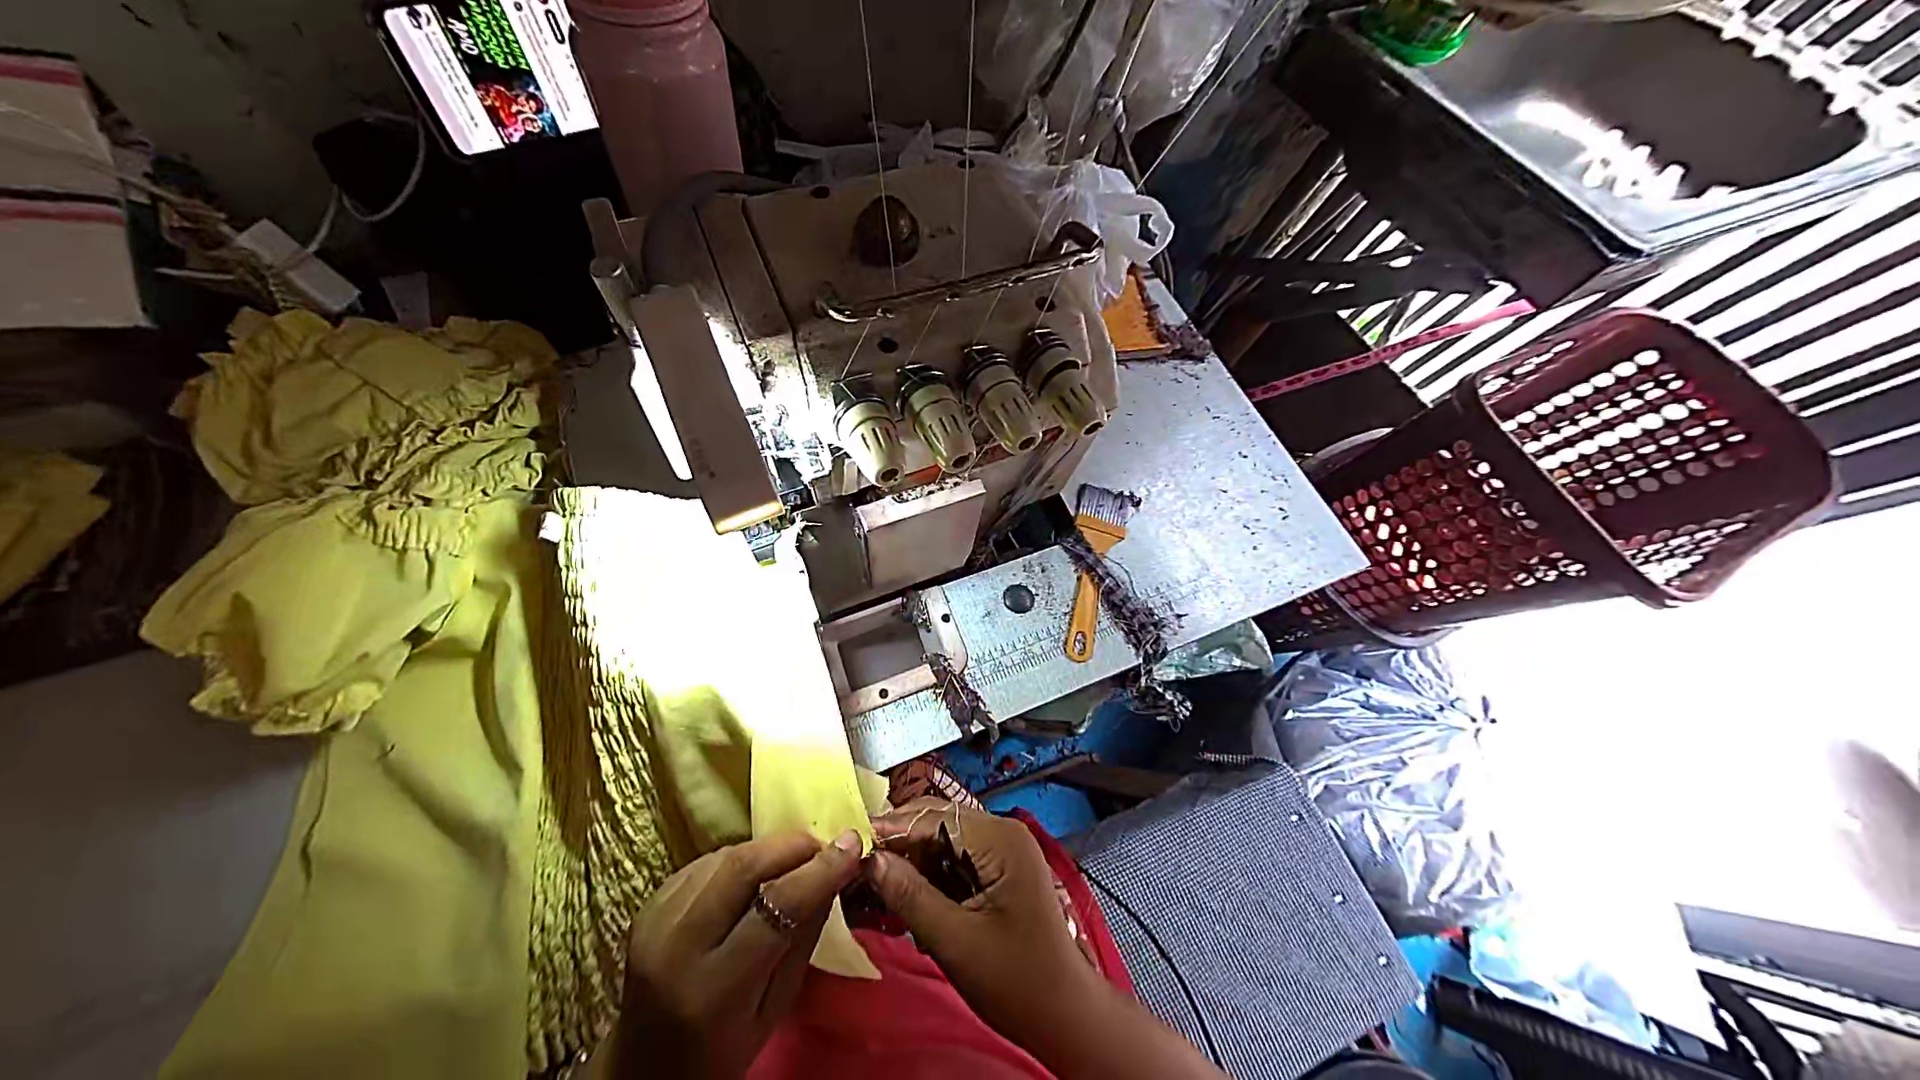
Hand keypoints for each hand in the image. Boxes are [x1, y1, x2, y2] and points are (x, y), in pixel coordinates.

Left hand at [612, 829, 863, 1079]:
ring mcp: (655, 921)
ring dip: (766, 849)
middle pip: (742, 866)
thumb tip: (835, 873)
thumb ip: (803, 938)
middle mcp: (677, 946)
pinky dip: (737, 859)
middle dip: (792, 845)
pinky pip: (703, 864)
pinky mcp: (647, 906)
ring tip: (794, 860)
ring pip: (723, 857)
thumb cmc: (721, 1050)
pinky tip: (755, 874)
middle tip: (824, 846)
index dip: (819, 870)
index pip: (775, 906)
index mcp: (714, 988)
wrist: (644, 1068)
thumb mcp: (775, 1007)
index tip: (852, 844)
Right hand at [864, 799, 1102, 1049]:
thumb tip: (869, 860)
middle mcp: (1002, 833)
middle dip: (898, 845)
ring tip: (876, 885)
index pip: (932, 818)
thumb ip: (910, 895)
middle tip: (857, 868)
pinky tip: (907, 898)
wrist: (1064, 1016)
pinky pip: (953, 860)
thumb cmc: (1016, 980)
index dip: (890, 830)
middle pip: (936, 823)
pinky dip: (929, 877)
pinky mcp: (998, 870)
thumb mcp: (955, 941)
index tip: (849, 847)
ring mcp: (1002, 850)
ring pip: (941, 841)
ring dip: (911, 863)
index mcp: (1000, 839)